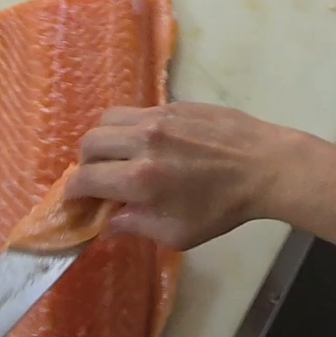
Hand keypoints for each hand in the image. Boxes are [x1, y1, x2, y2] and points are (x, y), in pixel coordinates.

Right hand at [65, 103, 310, 250]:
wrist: (263, 164)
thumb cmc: (222, 207)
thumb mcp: (177, 233)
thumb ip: (135, 226)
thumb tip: (106, 223)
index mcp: (141, 178)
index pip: (86, 178)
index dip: (73, 191)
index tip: (74, 201)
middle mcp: (143, 140)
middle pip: (90, 141)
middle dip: (85, 163)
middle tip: (96, 178)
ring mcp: (159, 116)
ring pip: (109, 117)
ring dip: (104, 139)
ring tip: (116, 156)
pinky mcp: (174, 103)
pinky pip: (137, 111)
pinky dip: (129, 127)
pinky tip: (145, 144)